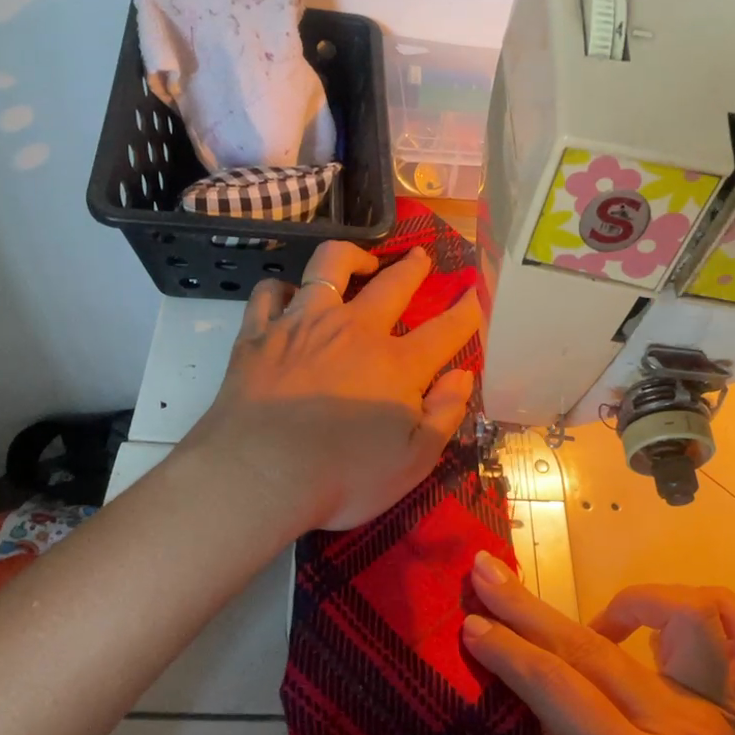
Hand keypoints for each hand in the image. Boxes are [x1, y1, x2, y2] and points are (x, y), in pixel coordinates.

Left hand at [184, 241, 481, 531]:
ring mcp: (303, 325)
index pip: (444, 330)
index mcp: (397, 364)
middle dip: (413, 269)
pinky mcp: (259, 334)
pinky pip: (271, 293)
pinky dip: (283, 288)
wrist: (259, 475)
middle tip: (421, 257)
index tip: (476, 294)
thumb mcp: (414, 461)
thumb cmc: (344, 477)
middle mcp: (353, 331)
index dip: (465, 311)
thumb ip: (444, 414)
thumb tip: (462, 375)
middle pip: (392, 286)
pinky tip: (288, 296)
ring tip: (360, 261)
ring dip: (350, 257)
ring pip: (329, 268)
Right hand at [461, 554, 734, 734]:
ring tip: (592, 621)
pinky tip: (664, 621)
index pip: (562, 692)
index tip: (471, 623)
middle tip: (488, 574)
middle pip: (599, 649)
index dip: (511, 653)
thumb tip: (536, 696)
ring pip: (685, 619)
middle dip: (531, 610)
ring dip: (631, 600)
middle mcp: (686, 732)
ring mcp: (722, 715)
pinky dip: (711, 608)